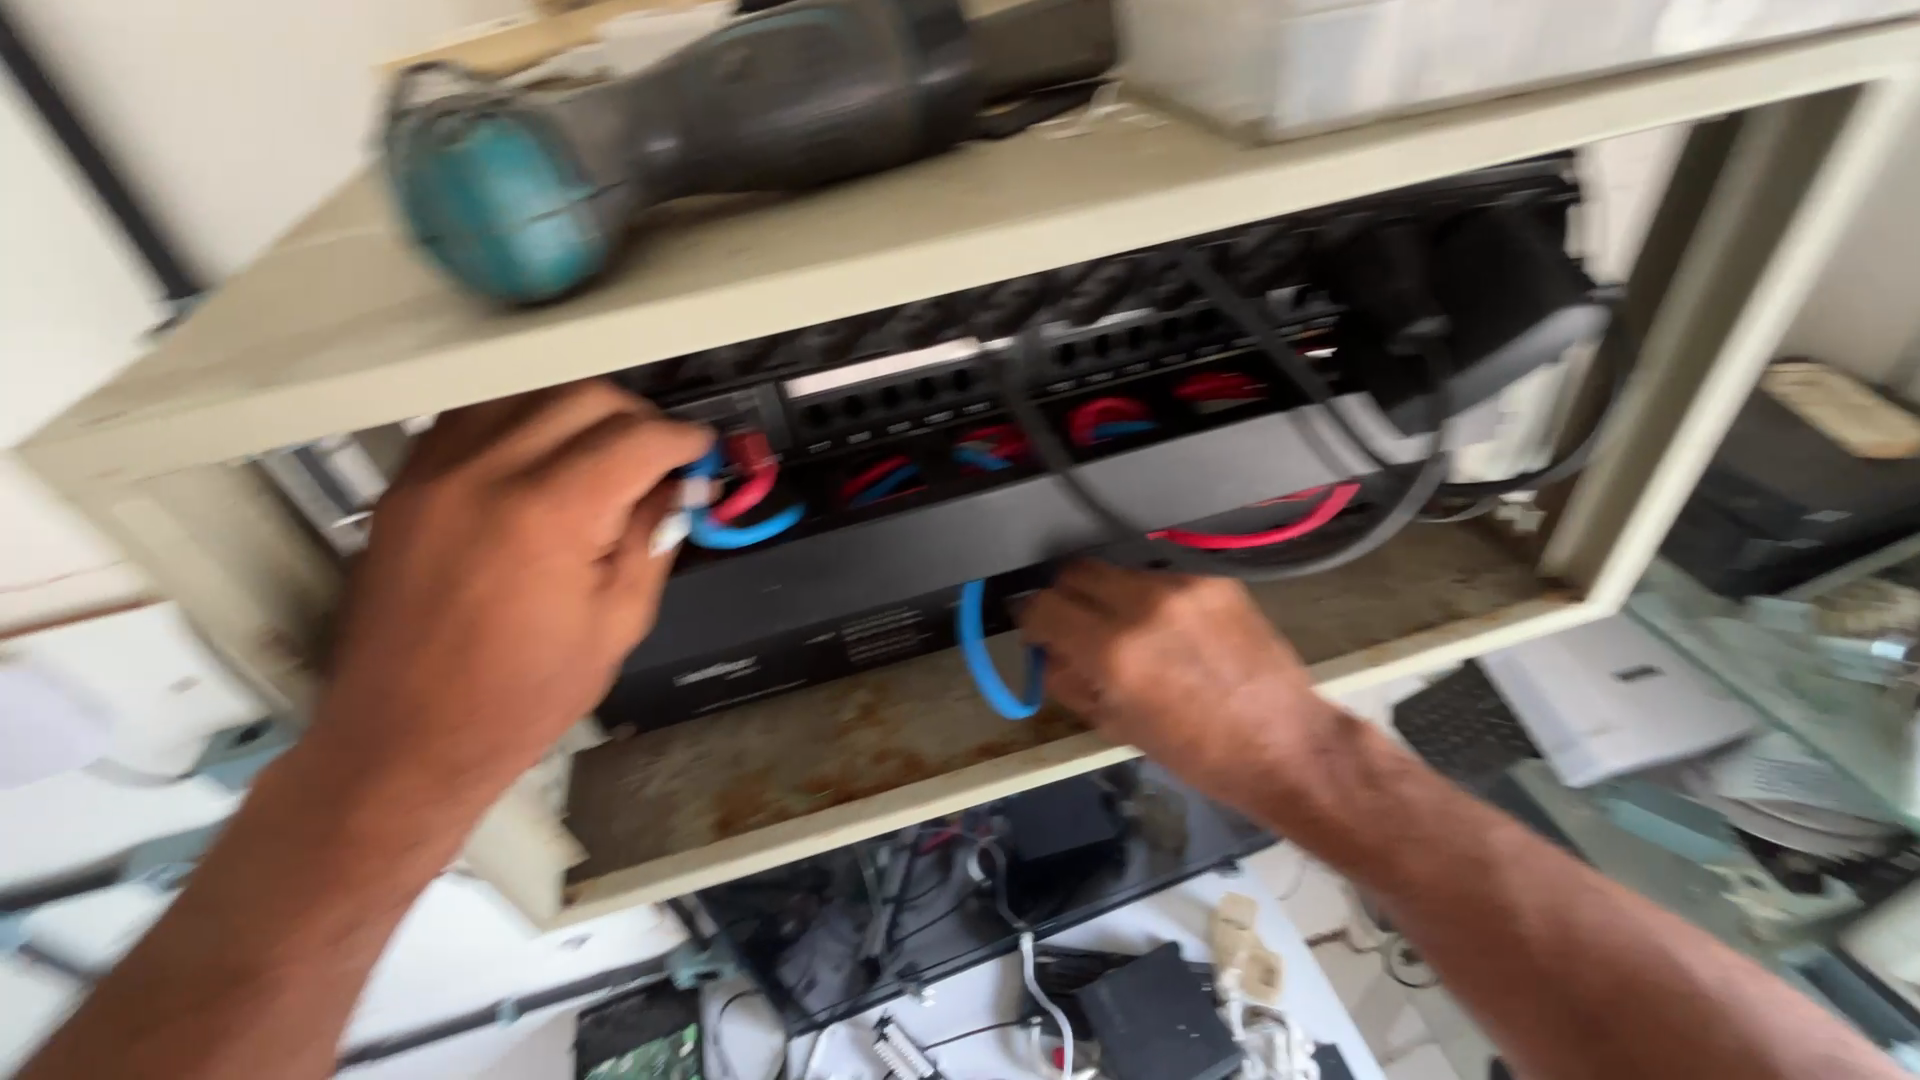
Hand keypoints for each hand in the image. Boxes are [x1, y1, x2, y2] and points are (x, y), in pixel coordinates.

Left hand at [315, 381, 711, 802]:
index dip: (682, 439)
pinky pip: (472, 418)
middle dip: (637, 416)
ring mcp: (435, 473)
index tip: (702, 450)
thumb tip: (682, 488)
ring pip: (525, 392)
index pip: (634, 439)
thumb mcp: (619, 622)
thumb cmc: (525, 696)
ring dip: (578, 409)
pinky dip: (521, 419)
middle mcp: (485, 473)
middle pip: (582, 397)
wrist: (407, 738)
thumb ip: (654, 539)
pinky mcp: (405, 485)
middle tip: (660, 453)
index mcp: (549, 516)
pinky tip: (544, 454)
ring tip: (606, 448)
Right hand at [1018, 561, 1342, 802]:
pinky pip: (1159, 577)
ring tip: (1128, 630)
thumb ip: (1070, 681)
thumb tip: (1047, 652)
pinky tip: (1170, 629)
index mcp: (1113, 652)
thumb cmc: (1197, 753)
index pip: (1042, 606)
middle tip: (1075, 627)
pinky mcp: (1214, 580)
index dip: (1031, 620)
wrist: (1284, 743)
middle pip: (1074, 573)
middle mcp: (1143, 606)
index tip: (1038, 633)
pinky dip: (1149, 599)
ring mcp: (1182, 587)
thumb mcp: (1116, 726)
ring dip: (1107, 596)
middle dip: (1065, 599)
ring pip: (1116, 571)